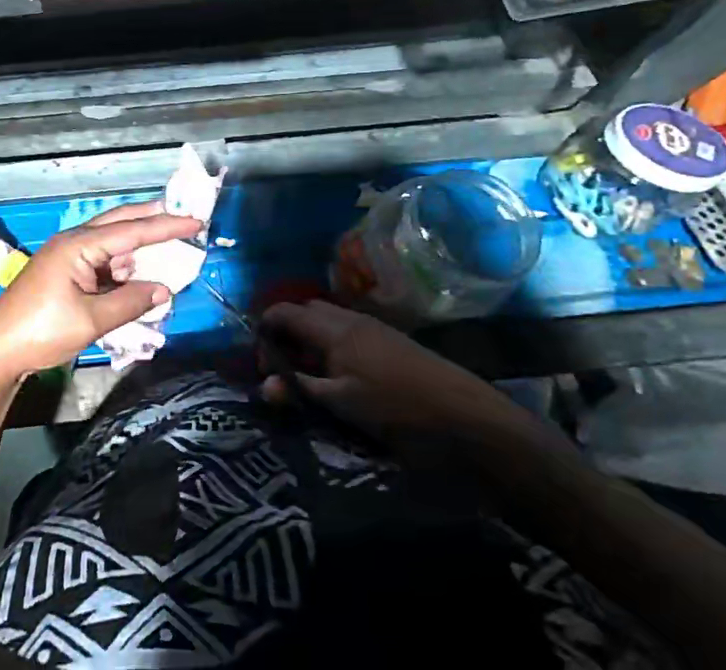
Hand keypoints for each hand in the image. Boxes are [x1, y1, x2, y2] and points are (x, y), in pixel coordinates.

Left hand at [0, 202, 202, 379]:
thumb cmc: (42, 330)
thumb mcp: (92, 320)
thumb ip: (131, 302)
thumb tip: (164, 290)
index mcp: (79, 245)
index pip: (131, 230)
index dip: (165, 226)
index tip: (196, 221)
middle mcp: (73, 243)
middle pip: (119, 223)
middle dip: (150, 220)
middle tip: (183, 218)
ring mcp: (66, 257)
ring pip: (110, 243)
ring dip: (136, 246)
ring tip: (167, 248)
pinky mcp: (63, 274)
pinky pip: (101, 262)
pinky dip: (122, 266)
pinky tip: (137, 277)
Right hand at [258, 300, 534, 441]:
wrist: (465, 414)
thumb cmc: (395, 407)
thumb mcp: (341, 403)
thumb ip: (300, 389)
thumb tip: (262, 385)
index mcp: (333, 329)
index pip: (284, 312)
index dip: (264, 329)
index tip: (260, 361)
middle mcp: (351, 318)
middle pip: (307, 311)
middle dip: (288, 332)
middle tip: (285, 367)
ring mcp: (374, 327)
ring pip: (329, 320)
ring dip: (312, 338)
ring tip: (311, 374)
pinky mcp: (391, 340)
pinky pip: (349, 330)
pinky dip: (333, 343)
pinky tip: (342, 374)